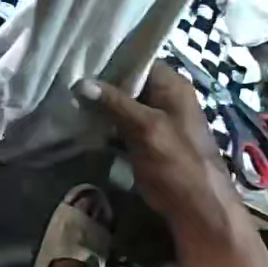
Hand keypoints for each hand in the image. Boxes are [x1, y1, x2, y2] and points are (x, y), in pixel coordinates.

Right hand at [78, 65, 244, 242]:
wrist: (198, 208)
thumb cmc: (177, 163)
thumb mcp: (146, 128)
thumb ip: (115, 103)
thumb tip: (82, 83)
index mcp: (172, 86)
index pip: (140, 59)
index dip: (112, 58)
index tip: (82, 59)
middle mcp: (165, 97)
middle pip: (129, 82)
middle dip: (101, 83)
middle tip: (69, 80)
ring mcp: (156, 120)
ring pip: (123, 104)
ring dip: (101, 105)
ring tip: (69, 99)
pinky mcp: (146, 141)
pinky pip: (122, 125)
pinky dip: (105, 125)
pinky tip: (81, 123)